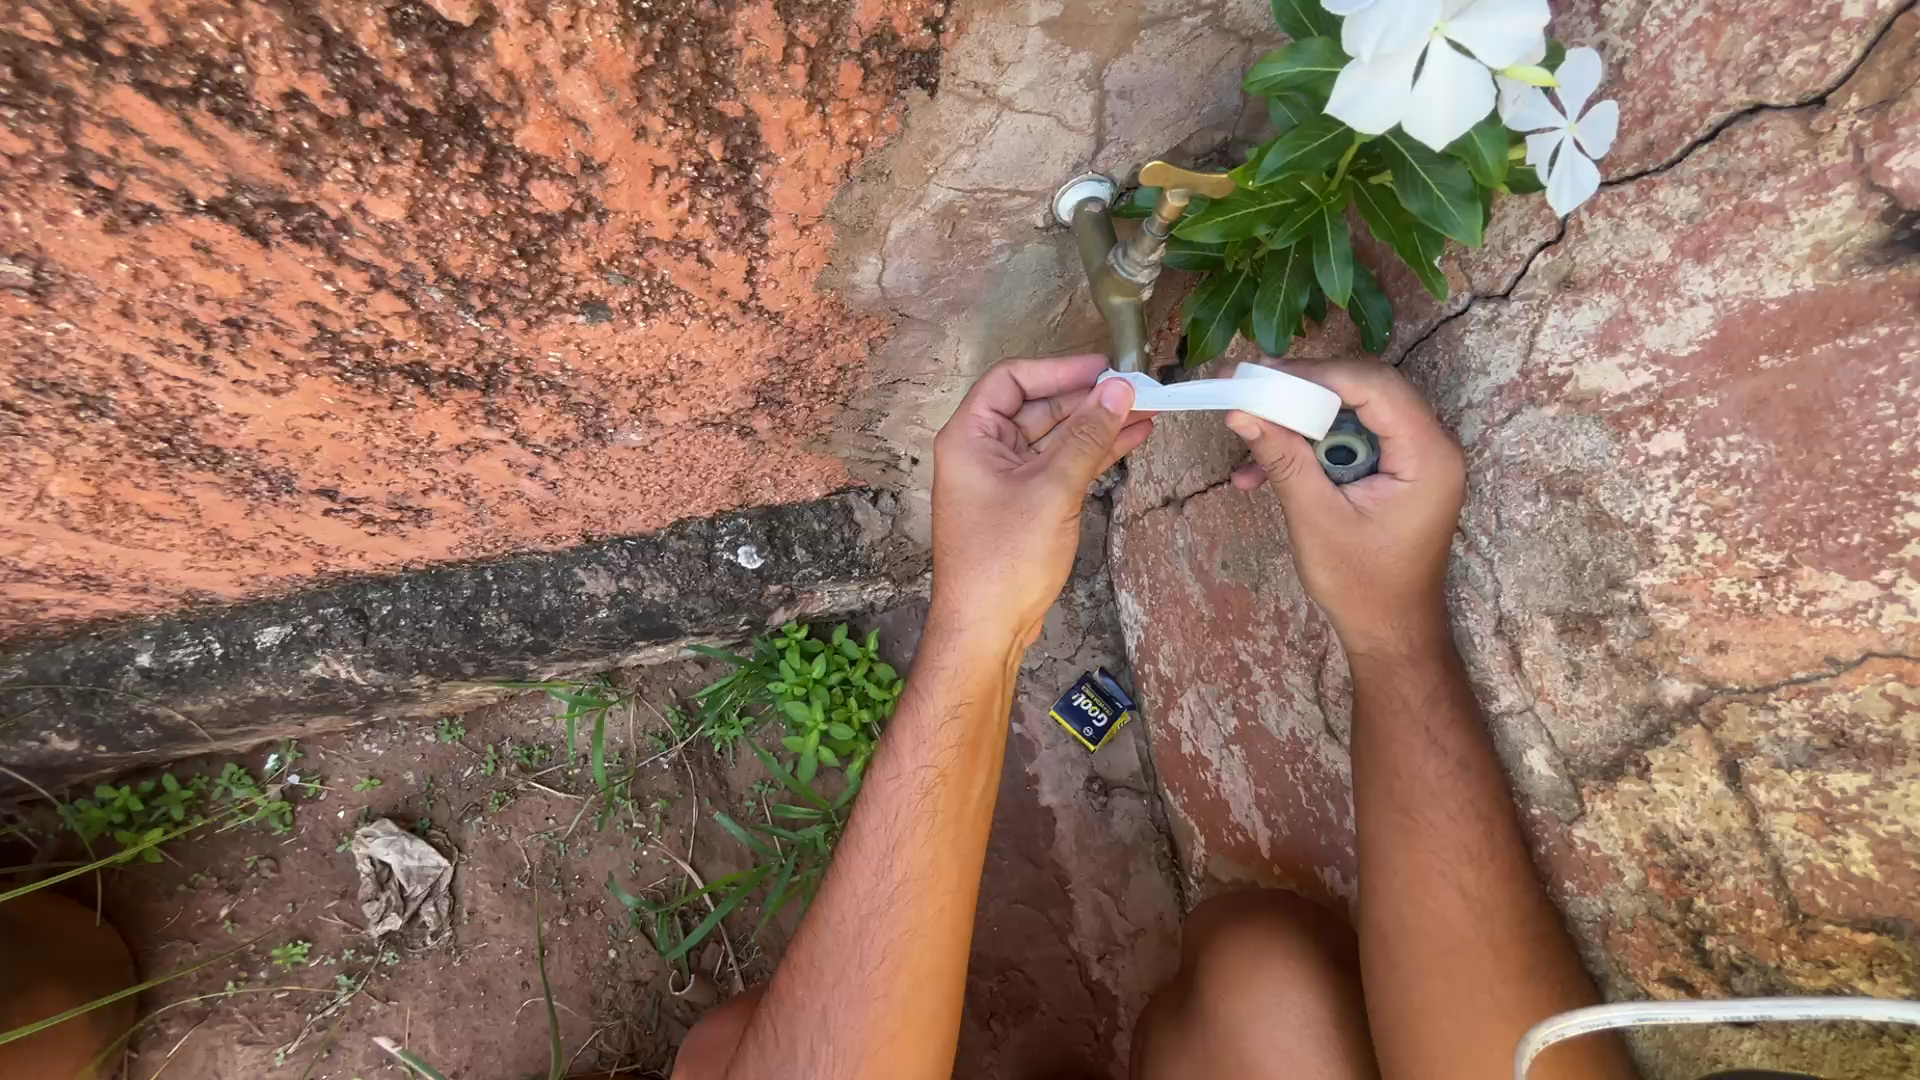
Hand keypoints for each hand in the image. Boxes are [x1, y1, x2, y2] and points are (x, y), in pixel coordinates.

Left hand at [930, 354, 1152, 648]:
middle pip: (1038, 409)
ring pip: (1056, 439)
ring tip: (1147, 411)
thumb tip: (1119, 390)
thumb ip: (1087, 437)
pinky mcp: (1026, 504)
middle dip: (1087, 400)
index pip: (1011, 382)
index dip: (1057, 369)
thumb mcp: (1052, 489)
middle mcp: (984, 453)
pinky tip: (1131, 440)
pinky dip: (1093, 456)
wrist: (988, 627)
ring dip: (1098, 427)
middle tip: (1136, 390)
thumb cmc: (1004, 559)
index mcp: (970, 438)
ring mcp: (1006, 480)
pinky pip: (1061, 467)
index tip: (1102, 367)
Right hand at [1225, 359, 1465, 658]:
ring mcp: (1409, 457)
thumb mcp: (1315, 518)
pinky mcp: (1389, 470)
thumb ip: (1283, 459)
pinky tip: (1259, 474)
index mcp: (1427, 455)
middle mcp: (1428, 445)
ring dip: (1296, 425)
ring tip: (1248, 435)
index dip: (1315, 375)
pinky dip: (1304, 450)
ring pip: (1347, 414)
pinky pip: (1343, 442)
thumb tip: (1241, 412)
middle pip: (1362, 391)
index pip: (1373, 386)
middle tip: (1249, 392)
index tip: (1260, 377)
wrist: (1388, 628)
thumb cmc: (1362, 583)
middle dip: (1301, 392)